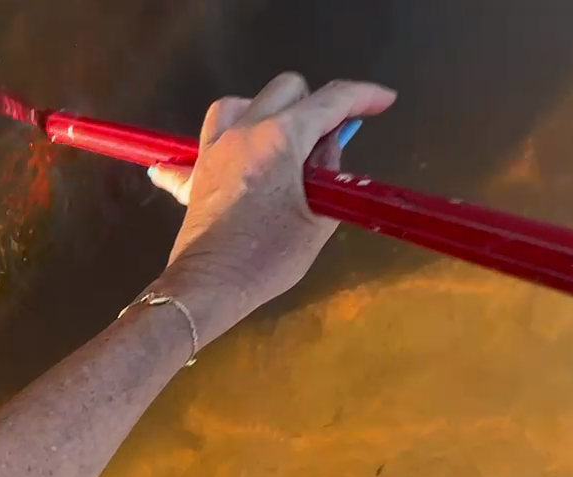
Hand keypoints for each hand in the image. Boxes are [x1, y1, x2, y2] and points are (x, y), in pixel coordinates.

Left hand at [148, 73, 396, 341]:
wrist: (207, 289)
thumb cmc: (266, 259)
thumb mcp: (318, 217)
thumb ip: (328, 172)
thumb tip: (326, 148)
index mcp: (279, 138)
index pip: (330, 100)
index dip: (364, 97)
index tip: (383, 103)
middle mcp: (242, 135)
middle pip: (282, 90)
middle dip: (311, 102)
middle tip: (324, 137)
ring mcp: (211, 155)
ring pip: (233, 107)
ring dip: (259, 111)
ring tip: (276, 140)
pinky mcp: (193, 180)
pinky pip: (189, 157)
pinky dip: (203, 154)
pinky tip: (204, 162)